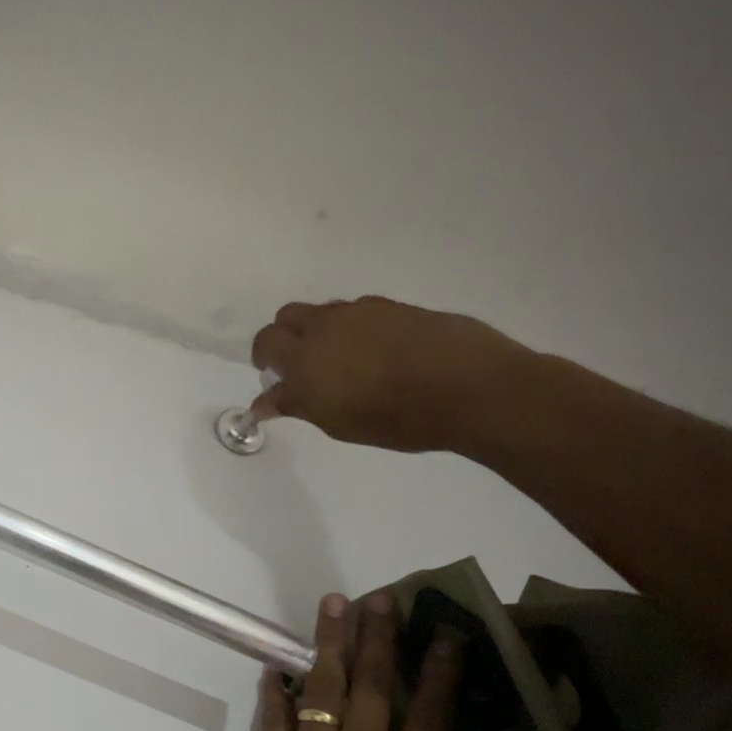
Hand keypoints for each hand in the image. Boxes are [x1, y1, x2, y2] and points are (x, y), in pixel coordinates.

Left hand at [193, 591, 462, 730]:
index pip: (432, 722)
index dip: (441, 676)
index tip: (447, 635)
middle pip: (374, 688)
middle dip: (381, 638)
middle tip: (383, 597)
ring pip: (322, 689)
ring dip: (330, 645)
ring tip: (334, 604)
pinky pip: (273, 720)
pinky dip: (274, 692)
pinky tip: (274, 668)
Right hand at [249, 296, 533, 452]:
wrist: (468, 386)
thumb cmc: (396, 418)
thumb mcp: (337, 423)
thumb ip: (296, 405)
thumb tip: (263, 402)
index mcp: (305, 354)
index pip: (266, 341)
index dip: (264, 358)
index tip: (273, 377)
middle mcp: (327, 324)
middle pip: (289, 316)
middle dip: (287, 337)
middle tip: (302, 367)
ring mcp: (363, 310)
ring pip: (326, 313)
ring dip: (322, 333)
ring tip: (345, 364)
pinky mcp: (395, 307)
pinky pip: (359, 313)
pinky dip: (355, 330)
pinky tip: (378, 356)